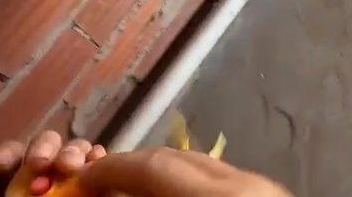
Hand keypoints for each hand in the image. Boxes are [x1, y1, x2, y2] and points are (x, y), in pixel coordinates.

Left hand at [0, 130, 106, 196]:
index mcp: (15, 179)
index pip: (13, 153)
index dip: (8, 152)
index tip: (0, 165)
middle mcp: (45, 172)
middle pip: (47, 143)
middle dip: (45, 146)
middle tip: (40, 163)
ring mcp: (73, 176)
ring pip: (75, 148)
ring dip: (73, 151)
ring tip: (71, 165)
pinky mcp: (97, 182)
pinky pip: (100, 163)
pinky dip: (99, 157)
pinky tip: (96, 160)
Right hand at [75, 147, 291, 196]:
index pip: (157, 168)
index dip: (114, 170)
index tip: (83, 178)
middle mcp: (245, 183)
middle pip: (178, 159)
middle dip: (134, 169)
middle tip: (99, 184)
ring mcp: (262, 187)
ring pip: (201, 167)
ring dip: (161, 177)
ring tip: (130, 194)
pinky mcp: (269, 196)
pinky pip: (220, 181)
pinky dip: (188, 187)